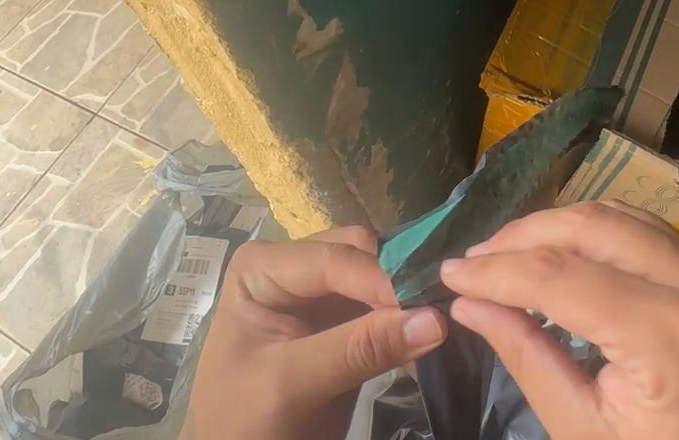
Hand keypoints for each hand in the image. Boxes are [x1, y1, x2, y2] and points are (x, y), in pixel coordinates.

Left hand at [183, 226, 446, 439]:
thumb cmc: (238, 423)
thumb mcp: (289, 386)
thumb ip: (357, 350)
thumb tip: (434, 320)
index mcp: (263, 266)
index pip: (334, 258)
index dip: (382, 279)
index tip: (429, 307)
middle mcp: (292, 265)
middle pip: (361, 255)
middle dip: (397, 282)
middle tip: (438, 314)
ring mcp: (318, 292)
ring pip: (378, 275)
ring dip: (407, 298)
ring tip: (439, 324)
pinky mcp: (341, 321)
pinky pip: (383, 307)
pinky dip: (405, 321)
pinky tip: (427, 340)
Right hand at [440, 200, 678, 439]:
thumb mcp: (590, 437)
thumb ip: (528, 358)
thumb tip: (468, 302)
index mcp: (671, 336)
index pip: (560, 276)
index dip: (497, 271)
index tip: (448, 273)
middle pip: (589, 227)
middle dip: (523, 236)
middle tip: (474, 259)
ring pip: (619, 215)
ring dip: (558, 226)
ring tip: (509, 252)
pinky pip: (649, 229)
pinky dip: (598, 231)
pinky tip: (565, 249)